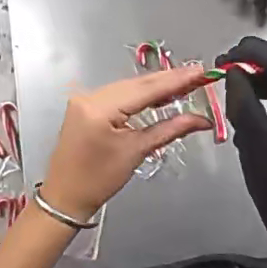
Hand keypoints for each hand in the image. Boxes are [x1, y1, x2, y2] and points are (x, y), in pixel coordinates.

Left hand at [39, 68, 212, 220]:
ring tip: (186, 83)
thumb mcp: (136, 152)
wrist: (65, 196)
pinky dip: (139, 95)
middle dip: (169, 80)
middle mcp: (89, 96)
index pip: (146, 88)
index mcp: (100, 108)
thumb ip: (170, 129)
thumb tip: (201, 120)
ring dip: (156, 87)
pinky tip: (159, 94)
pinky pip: (118, 95)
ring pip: (128, 87)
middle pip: (137, 83)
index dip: (176, 80)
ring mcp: (84, 99)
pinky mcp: (85, 106)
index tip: (201, 71)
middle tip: (199, 75)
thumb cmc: (98, 180)